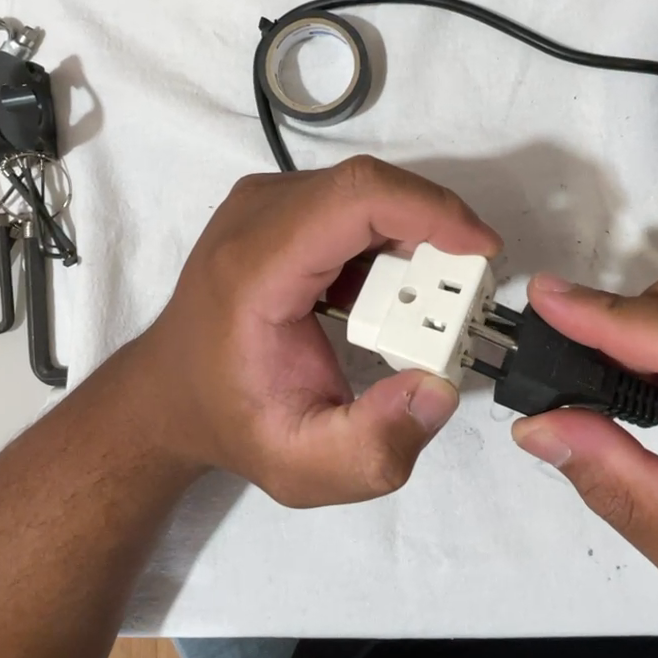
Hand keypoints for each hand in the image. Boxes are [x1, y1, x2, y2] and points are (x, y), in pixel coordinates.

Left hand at [123, 156, 500, 506]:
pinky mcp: (277, 208)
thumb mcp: (304, 467)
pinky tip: (390, 292)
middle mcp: (254, 218)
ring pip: (366, 192)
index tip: (482, 251)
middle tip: (459, 300)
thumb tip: (439, 388)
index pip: (354, 199)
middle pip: (368, 190)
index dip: (430, 210)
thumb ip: (376, 445)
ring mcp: (263, 205)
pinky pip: (352, 203)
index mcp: (254, 270)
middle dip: (433, 235)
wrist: (175, 392)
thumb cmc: (234, 422)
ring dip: (413, 239)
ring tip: (425, 305)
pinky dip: (389, 238)